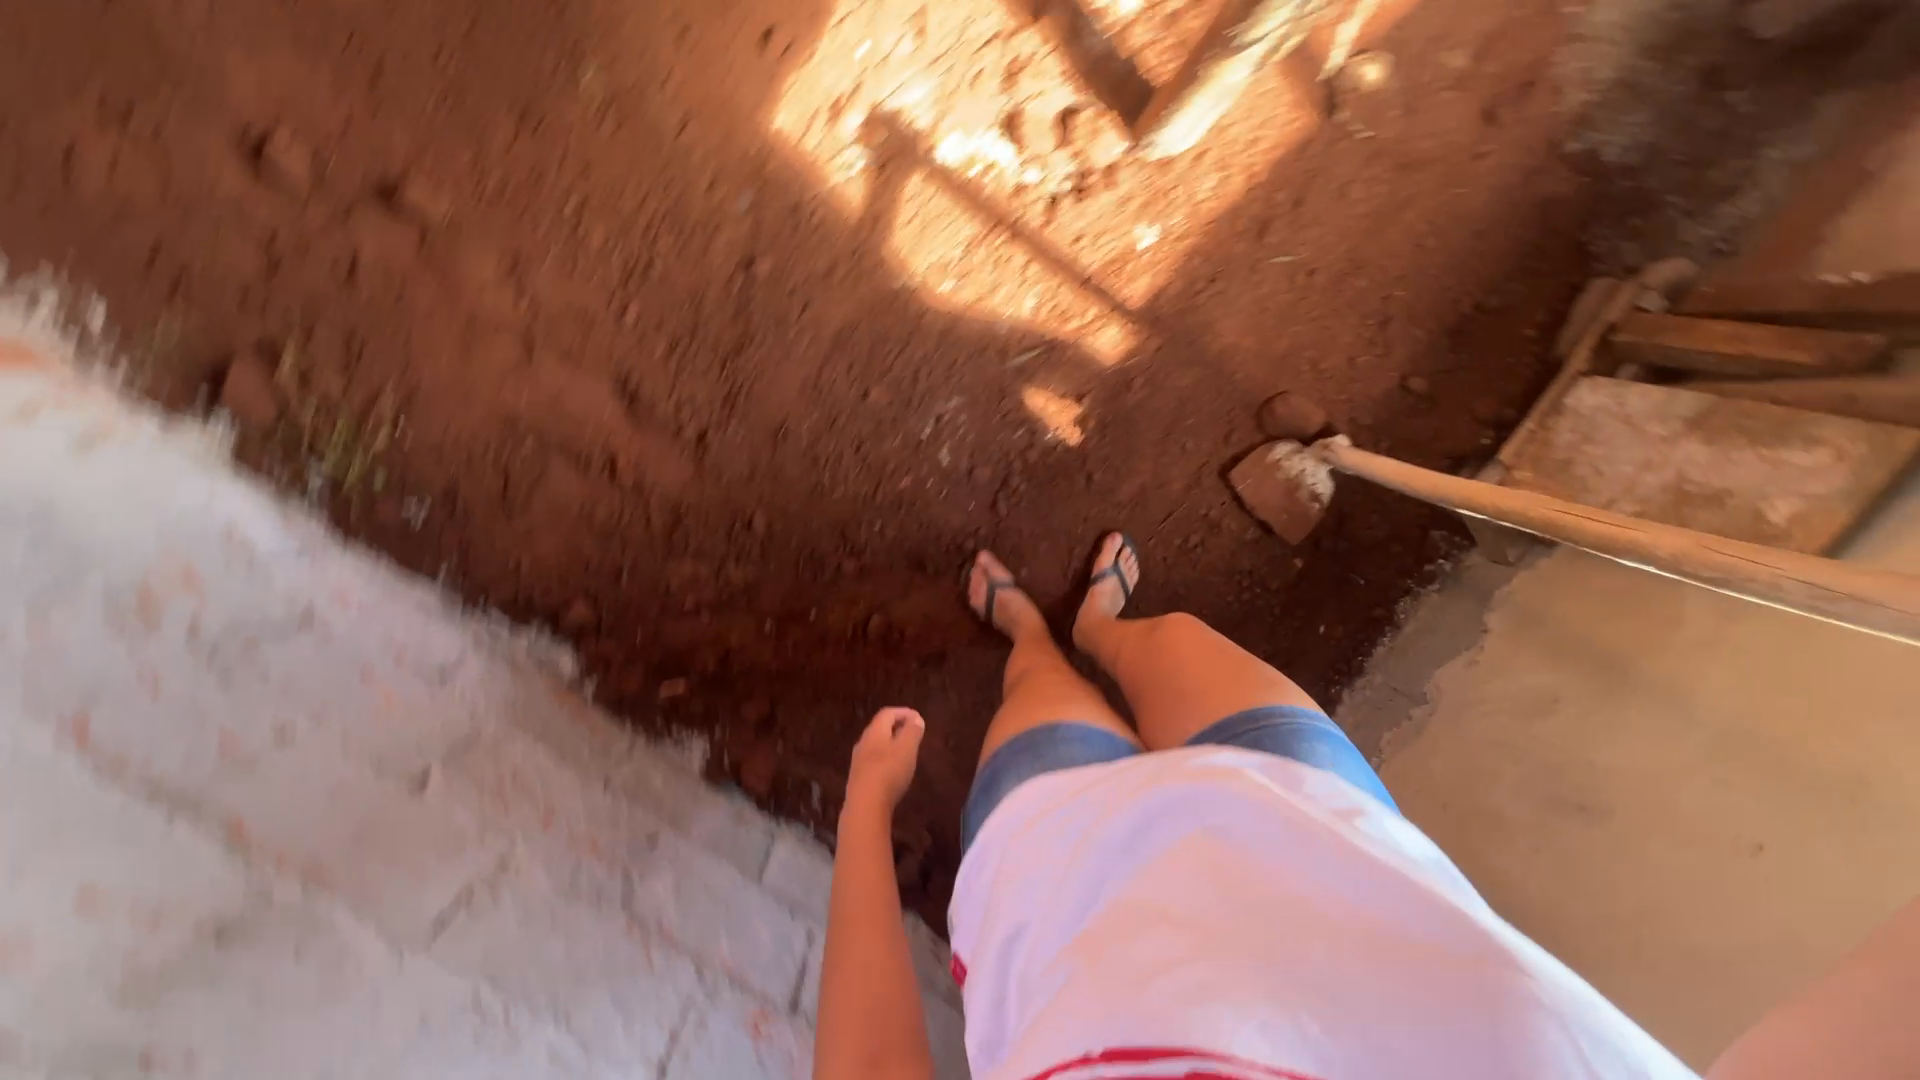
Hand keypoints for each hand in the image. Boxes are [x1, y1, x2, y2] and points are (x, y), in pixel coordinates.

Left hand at [845, 707, 924, 814]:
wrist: (865, 806)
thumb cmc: (889, 772)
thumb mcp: (907, 748)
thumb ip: (912, 731)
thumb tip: (915, 718)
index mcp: (874, 732)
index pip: (887, 713)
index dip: (903, 712)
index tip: (918, 718)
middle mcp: (863, 743)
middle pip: (880, 728)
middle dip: (897, 727)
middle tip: (913, 733)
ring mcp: (858, 761)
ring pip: (876, 746)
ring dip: (891, 744)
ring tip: (906, 752)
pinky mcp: (858, 778)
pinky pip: (873, 761)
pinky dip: (886, 759)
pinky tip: (894, 771)